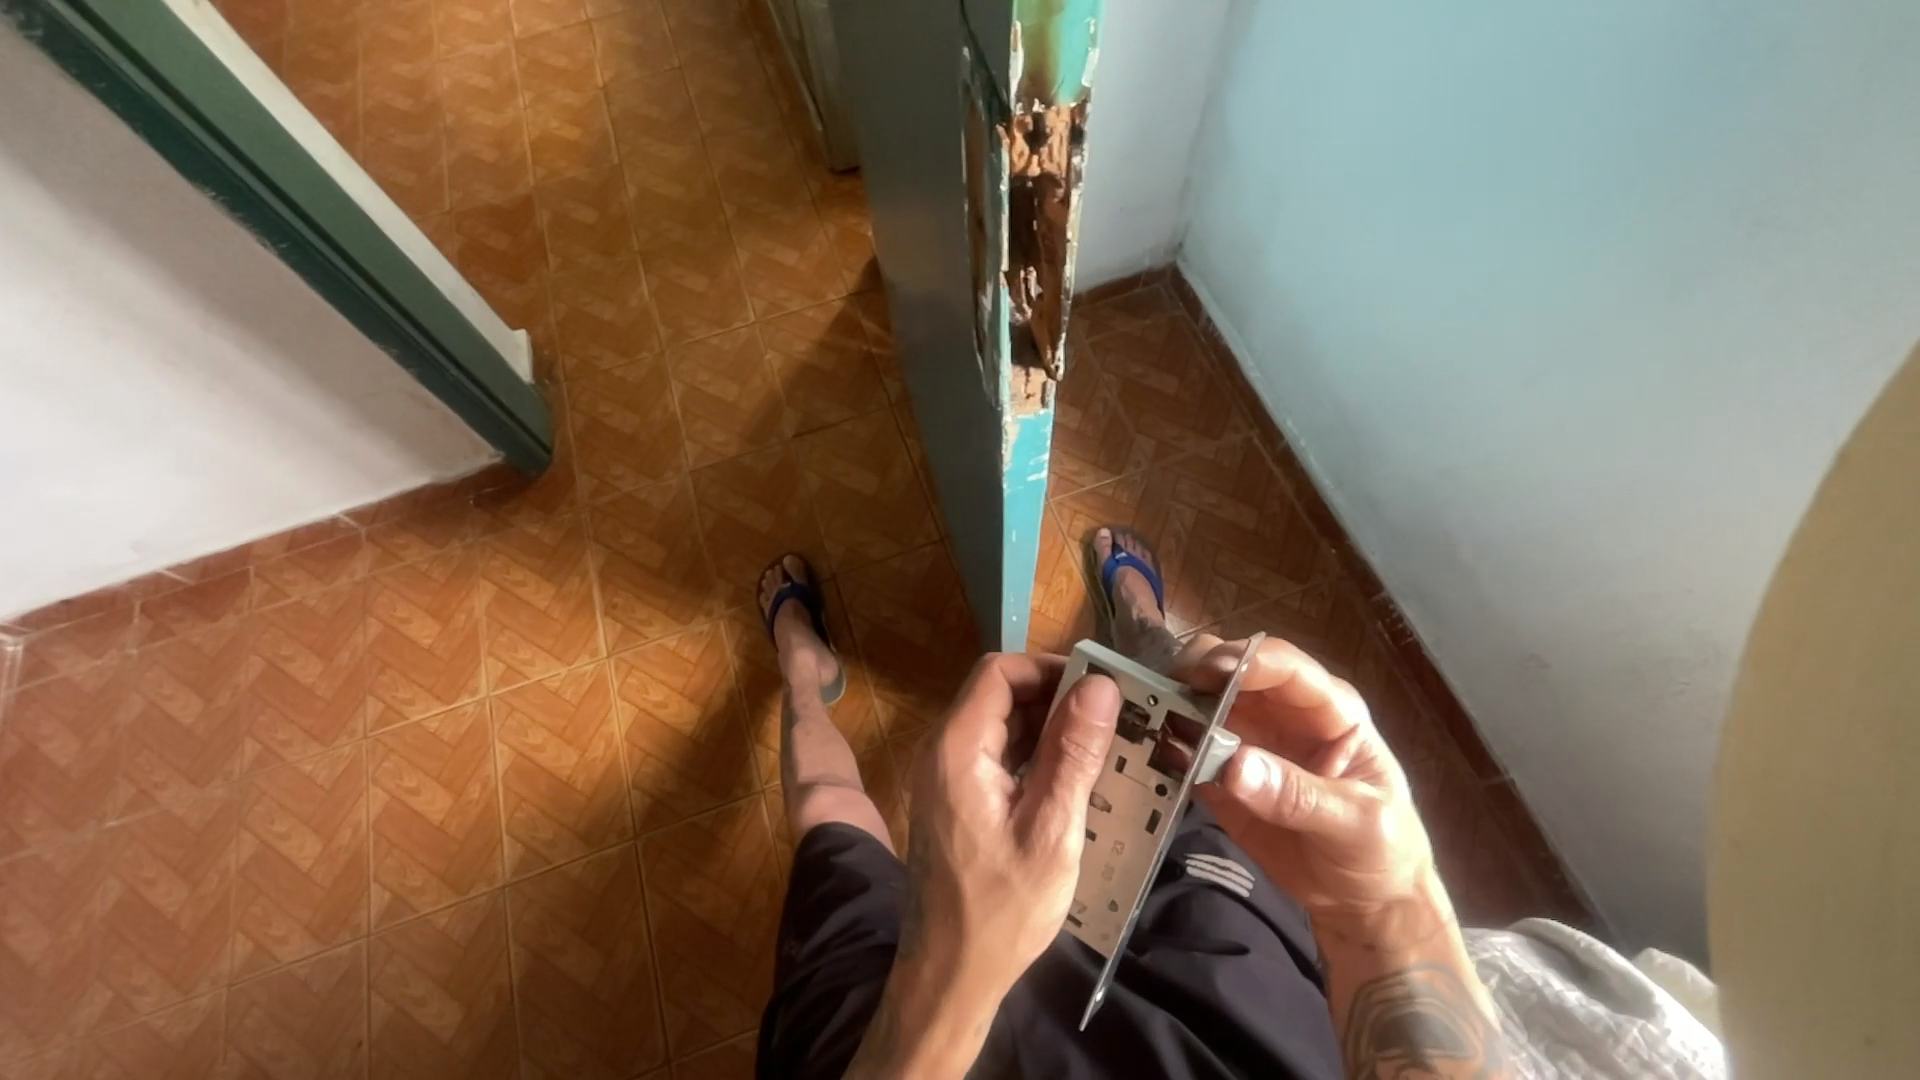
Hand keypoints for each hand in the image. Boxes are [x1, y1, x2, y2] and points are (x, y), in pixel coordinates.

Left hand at [903, 651, 1119, 993]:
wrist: (950, 973)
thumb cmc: (1001, 910)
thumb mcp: (1051, 831)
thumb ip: (1073, 755)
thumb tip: (1102, 686)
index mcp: (957, 748)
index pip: (1000, 671)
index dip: (1050, 669)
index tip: (1101, 689)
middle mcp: (943, 749)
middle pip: (1000, 693)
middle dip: (1057, 699)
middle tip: (1113, 720)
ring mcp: (946, 773)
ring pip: (1000, 722)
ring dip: (1048, 728)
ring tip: (1102, 747)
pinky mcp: (955, 795)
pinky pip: (995, 753)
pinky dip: (1032, 754)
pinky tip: (1071, 777)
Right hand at [1181, 635, 1509, 1077]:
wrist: (1367, 908)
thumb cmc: (1382, 858)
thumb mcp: (1353, 827)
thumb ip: (1293, 794)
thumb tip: (1230, 763)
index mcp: (1331, 712)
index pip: (1284, 666)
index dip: (1244, 659)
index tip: (1200, 669)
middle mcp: (1285, 717)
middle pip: (1235, 674)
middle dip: (1197, 672)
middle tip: (1160, 686)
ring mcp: (1251, 743)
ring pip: (1206, 706)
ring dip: (1175, 706)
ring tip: (1141, 714)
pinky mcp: (1226, 774)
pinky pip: (1193, 748)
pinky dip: (1168, 746)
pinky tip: (1146, 752)